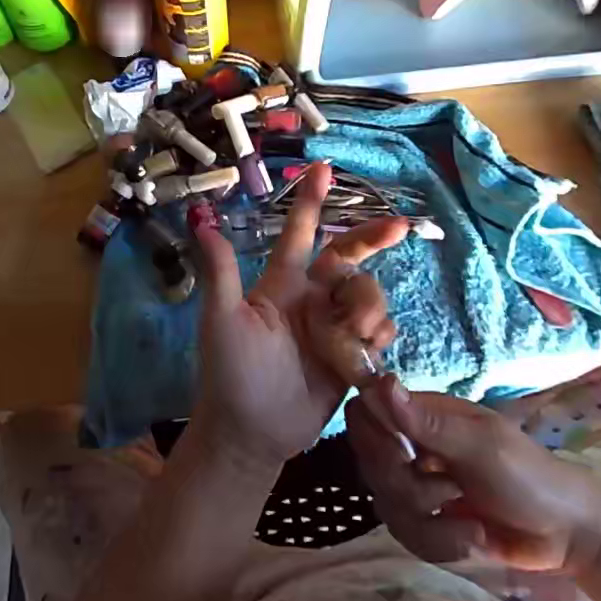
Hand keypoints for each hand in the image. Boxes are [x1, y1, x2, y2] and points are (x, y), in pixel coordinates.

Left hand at [188, 162, 408, 472]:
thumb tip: (201, 217)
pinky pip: (378, 331)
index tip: (325, 168)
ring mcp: (332, 326)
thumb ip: (219, 270)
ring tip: (355, 333)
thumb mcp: (221, 318)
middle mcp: (310, 298)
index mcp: (280, 284)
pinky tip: (367, 349)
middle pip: (348, 257)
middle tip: (399, 227)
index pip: (299, 234)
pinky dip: (379, 333)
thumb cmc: (230, 373)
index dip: (311, 202)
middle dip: (372, 239)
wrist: (252, 432)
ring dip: (368, 305)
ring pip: (367, 294)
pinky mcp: (351, 355)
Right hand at [347, 375, 600, 573]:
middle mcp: (410, 446)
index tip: (405, 456)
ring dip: (430, 523)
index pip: (363, 413)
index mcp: (422, 414)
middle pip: (370, 464)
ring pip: (385, 504)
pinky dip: (440, 544)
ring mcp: (415, 485)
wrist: (569, 537)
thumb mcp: (483, 446)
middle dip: (410, 489)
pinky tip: (473, 540)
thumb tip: (380, 381)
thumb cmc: (531, 477)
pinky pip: (404, 534)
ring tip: (472, 524)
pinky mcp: (423, 521)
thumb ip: (428, 421)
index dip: (373, 438)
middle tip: (452, 490)